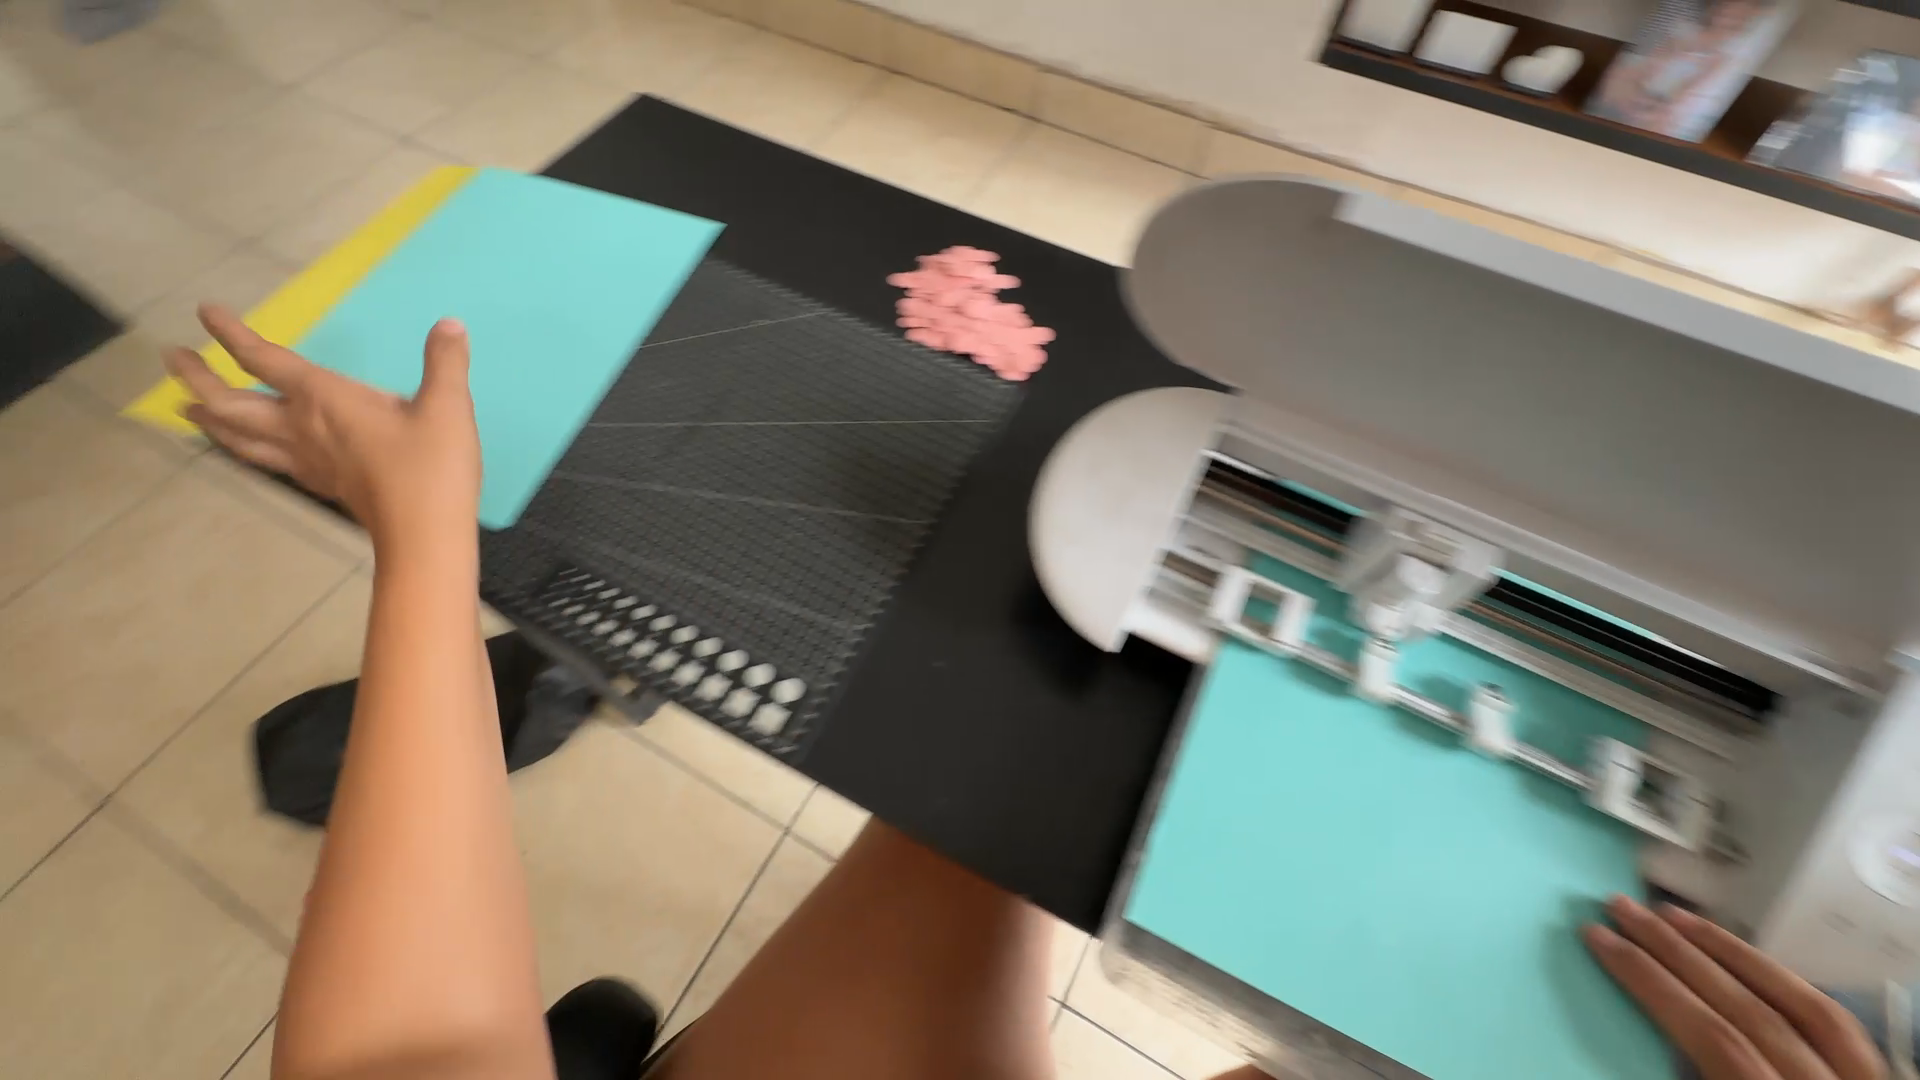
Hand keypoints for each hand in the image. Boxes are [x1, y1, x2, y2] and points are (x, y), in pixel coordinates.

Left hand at [165, 304, 480, 545]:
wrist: (424, 531)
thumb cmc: (432, 467)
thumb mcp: (448, 408)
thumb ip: (446, 363)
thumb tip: (451, 324)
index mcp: (325, 400)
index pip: (265, 360)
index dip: (232, 334)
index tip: (206, 312)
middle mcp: (302, 427)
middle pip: (230, 402)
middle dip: (197, 377)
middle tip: (172, 358)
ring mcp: (306, 461)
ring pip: (238, 437)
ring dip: (209, 418)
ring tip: (188, 406)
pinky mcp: (320, 485)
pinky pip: (265, 461)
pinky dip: (243, 449)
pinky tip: (250, 450)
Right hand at [1586, 896, 1887, 1079]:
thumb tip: (1607, 1055)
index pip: (1714, 1039)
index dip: (1650, 982)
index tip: (1598, 937)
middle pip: (1749, 1012)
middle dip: (1676, 952)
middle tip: (1620, 907)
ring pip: (1804, 1008)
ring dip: (1728, 952)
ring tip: (1671, 913)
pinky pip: (1839, 1025)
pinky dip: (1782, 980)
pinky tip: (1740, 956)